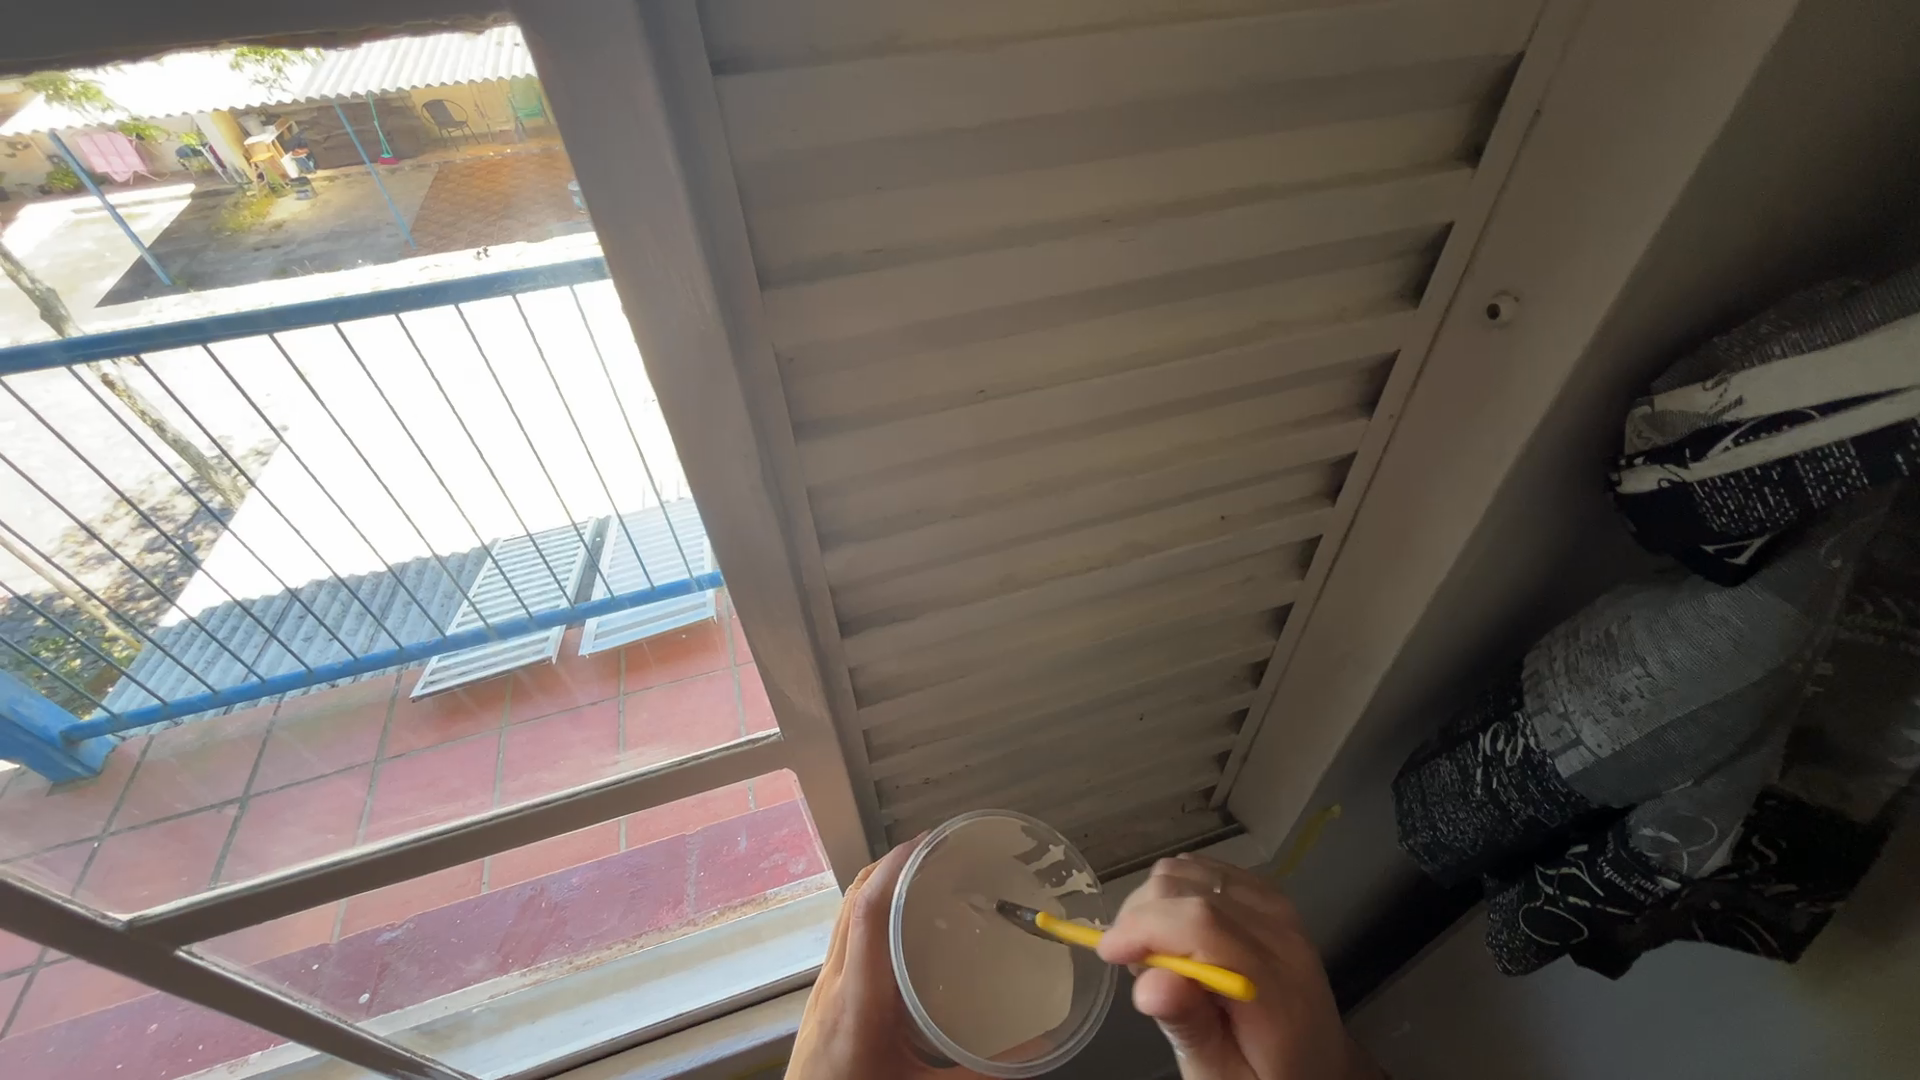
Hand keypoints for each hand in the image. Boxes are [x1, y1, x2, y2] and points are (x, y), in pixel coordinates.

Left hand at [787, 838, 988, 1079]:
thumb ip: (979, 1074)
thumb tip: (1036, 1050)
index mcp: (857, 1001)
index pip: (868, 913)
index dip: (893, 869)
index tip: (926, 843)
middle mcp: (834, 983)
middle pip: (853, 901)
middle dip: (889, 865)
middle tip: (933, 852)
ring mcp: (822, 987)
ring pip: (844, 914)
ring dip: (877, 884)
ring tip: (919, 876)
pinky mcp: (821, 996)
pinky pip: (843, 934)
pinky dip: (868, 911)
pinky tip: (896, 925)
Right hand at [1097, 854, 1382, 1079]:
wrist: (1318, 1063)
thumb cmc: (1263, 1077)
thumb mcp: (1221, 1076)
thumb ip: (1189, 1028)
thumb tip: (1148, 984)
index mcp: (1276, 988)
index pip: (1202, 924)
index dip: (1145, 927)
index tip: (1108, 953)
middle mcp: (1280, 933)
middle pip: (1186, 888)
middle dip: (1140, 917)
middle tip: (1134, 963)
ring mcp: (1276, 904)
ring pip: (1185, 869)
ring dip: (1153, 902)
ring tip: (1157, 949)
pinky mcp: (1265, 890)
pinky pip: (1199, 865)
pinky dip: (1173, 889)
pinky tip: (1175, 926)